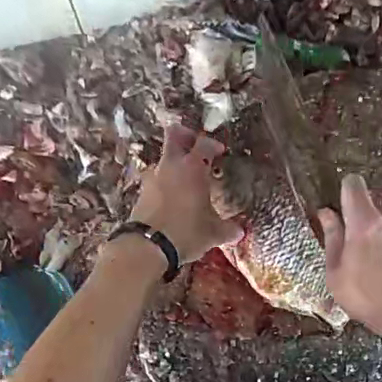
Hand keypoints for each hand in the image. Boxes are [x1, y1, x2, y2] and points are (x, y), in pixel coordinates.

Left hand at [127, 125, 243, 263]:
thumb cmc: (186, 232)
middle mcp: (171, 166)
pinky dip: (166, 183)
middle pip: (174, 134)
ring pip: (164, 159)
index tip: (220, 152)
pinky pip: (157, 179)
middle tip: (195, 146)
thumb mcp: (213, 233)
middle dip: (186, 135)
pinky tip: (175, 200)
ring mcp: (153, 177)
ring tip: (187, 181)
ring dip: (175, 164)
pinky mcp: (142, 192)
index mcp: (192, 168)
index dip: (213, 144)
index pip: (204, 143)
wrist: (147, 246)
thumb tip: (239, 231)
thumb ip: (227, 229)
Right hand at [317, 173, 381, 340]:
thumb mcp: (336, 273)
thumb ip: (332, 239)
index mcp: (365, 221)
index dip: (343, 192)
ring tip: (369, 269)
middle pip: (368, 208)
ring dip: (374, 239)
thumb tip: (326, 214)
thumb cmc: (367, 296)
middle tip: (350, 254)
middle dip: (357, 224)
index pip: (353, 185)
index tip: (339, 210)